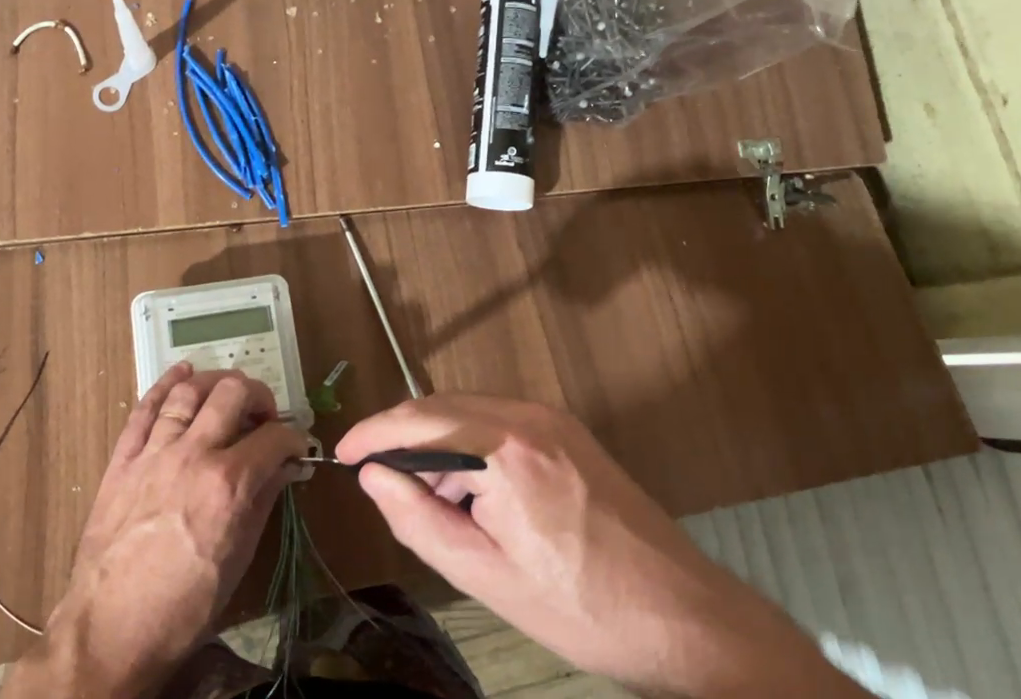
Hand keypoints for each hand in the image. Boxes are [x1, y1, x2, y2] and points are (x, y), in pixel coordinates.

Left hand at [7, 363, 305, 698]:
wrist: (112, 628)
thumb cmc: (185, 605)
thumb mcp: (238, 557)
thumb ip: (263, 502)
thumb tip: (283, 470)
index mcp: (229, 483)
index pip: (275, 436)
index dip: (294, 438)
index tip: (296, 447)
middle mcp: (193, 454)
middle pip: (233, 392)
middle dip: (258, 395)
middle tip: (264, 415)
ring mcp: (154, 453)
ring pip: (188, 391)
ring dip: (215, 382)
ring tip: (228, 392)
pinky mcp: (123, 460)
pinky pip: (144, 409)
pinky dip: (165, 384)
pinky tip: (181, 373)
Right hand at [336, 394, 866, 697]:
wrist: (679, 615)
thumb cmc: (579, 605)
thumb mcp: (483, 574)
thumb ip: (418, 519)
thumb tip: (374, 477)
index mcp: (505, 450)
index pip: (417, 421)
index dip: (372, 434)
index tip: (341, 454)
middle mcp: (530, 416)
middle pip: (442, 406)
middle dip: (402, 439)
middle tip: (379, 485)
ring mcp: (555, 419)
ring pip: (470, 411)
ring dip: (437, 444)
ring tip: (429, 503)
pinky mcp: (570, 433)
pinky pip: (500, 422)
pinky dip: (471, 446)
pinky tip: (471, 493)